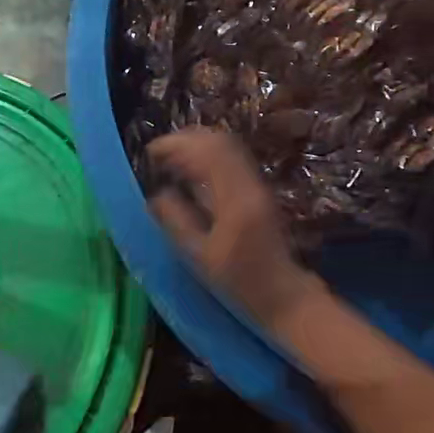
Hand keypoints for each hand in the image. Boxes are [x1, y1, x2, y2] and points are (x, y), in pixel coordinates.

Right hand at [146, 128, 323, 325]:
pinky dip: (209, 156)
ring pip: (228, 147)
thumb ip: (177, 221)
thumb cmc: (240, 282)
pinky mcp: (259, 189)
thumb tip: (155, 195)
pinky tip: (191, 171)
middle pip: (220, 142)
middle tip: (159, 152)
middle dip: (186, 140)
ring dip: (198, 146)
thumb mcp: (200, 257)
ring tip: (171, 159)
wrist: (282, 292)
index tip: (151, 151)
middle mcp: (250, 183)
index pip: (208, 153)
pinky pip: (233, 159)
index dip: (177, 145)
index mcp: (236, 199)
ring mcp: (258, 184)